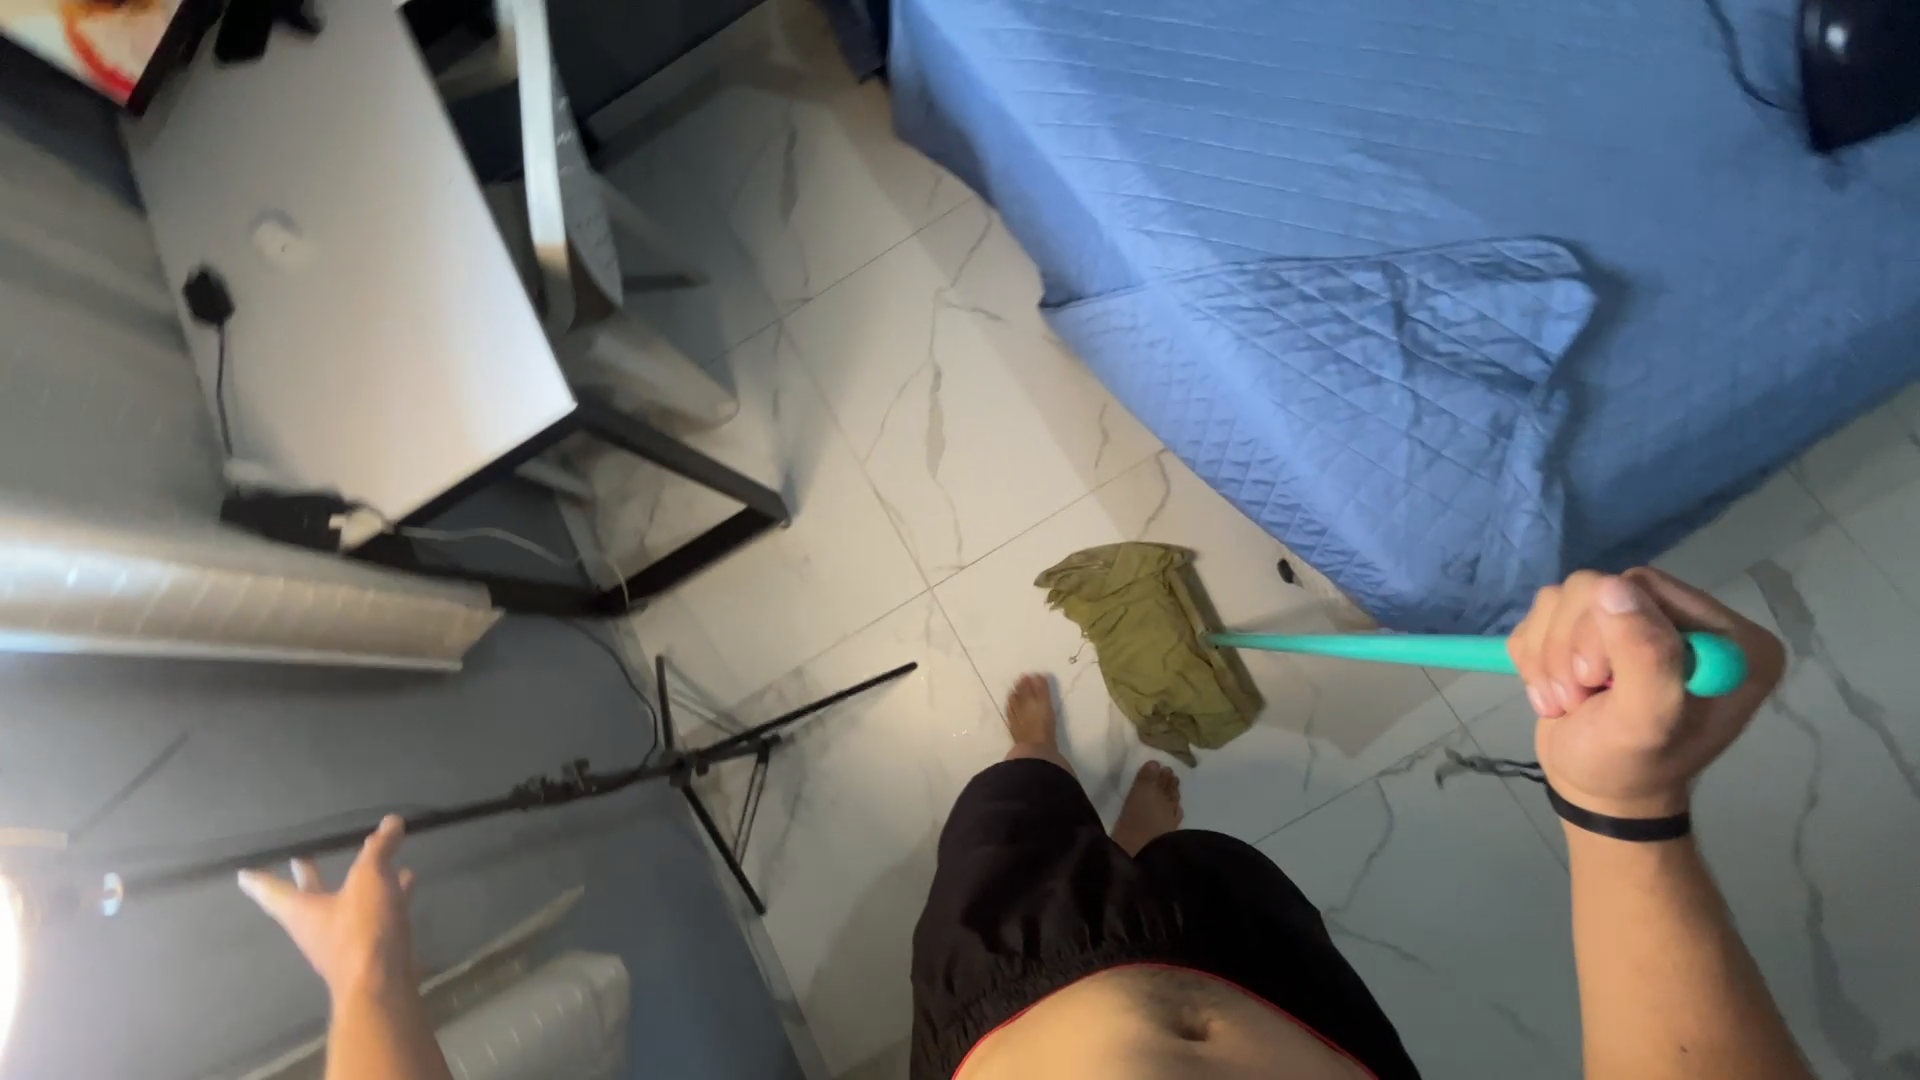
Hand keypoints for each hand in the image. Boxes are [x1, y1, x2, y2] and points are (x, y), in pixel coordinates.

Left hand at [238, 815, 418, 1002]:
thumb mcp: (370, 879)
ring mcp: (343, 936)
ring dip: (357, 882)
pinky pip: (377, 909)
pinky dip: (389, 892)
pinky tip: (408, 879)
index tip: (243, 871)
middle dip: (308, 875)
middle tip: (304, 856)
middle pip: (309, 894)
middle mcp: (316, 924)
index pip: (272, 891)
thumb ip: (379, 848)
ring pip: (346, 900)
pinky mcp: (369, 942)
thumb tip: (390, 821)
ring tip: (376, 861)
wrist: (381, 979)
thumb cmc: (362, 928)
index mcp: (302, 910)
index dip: (259, 879)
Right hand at [1507, 568, 1785, 819]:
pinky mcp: (1587, 632)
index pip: (1641, 587)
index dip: (1600, 627)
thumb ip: (1644, 656)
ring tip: (1564, 700)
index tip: (1593, 678)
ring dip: (1545, 655)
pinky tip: (1551, 689)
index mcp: (1728, 639)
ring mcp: (1632, 625)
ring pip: (1559, 601)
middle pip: (1593, 589)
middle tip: (1577, 696)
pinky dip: (1531, 657)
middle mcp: (1685, 622)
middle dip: (1567, 646)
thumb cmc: (1629, 766)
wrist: (1597, 789)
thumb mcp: (1643, 721)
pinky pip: (1539, 617)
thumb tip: (1612, 586)